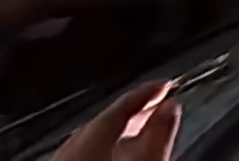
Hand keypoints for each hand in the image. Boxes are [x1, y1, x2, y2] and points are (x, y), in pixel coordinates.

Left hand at [58, 81, 180, 160]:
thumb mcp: (148, 159)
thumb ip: (161, 129)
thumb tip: (170, 105)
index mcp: (88, 138)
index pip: (122, 102)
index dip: (149, 90)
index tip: (168, 84)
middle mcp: (68, 150)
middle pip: (102, 121)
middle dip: (132, 111)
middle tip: (158, 104)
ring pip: (90, 141)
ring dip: (118, 131)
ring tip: (142, 131)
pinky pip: (83, 155)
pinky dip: (102, 149)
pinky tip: (119, 154)